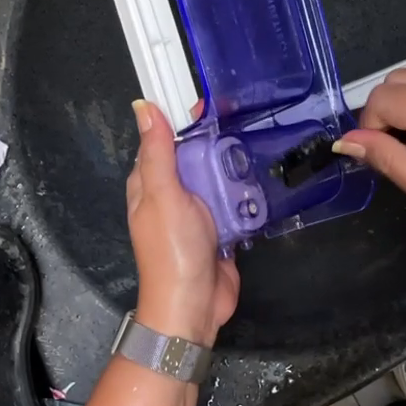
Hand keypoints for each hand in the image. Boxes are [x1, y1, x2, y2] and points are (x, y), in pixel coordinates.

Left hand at [127, 100, 239, 345]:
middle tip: (243, 119)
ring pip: (218, 179)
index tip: (208, 99)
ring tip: (257, 145)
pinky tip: (262, 180)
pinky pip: (236, 204)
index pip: (162, 141)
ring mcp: (199, 215)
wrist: (194, 306)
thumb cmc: (172, 250)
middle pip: (196, 159)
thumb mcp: (163, 194)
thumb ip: (158, 152)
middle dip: (216, 143)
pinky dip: (246, 196)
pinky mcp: (222, 231)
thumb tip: (143, 106)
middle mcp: (173, 196)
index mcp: (150, 185)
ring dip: (235, 169)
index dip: (181, 120)